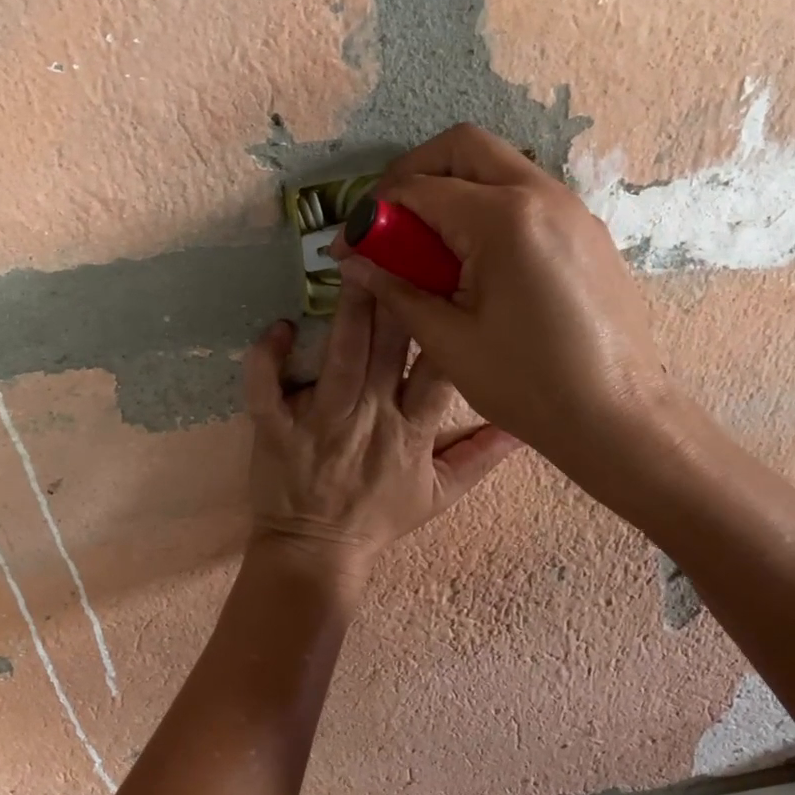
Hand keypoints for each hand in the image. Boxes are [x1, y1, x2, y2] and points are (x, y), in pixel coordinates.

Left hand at [243, 285, 520, 586]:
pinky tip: (279, 326)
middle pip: (389, 349)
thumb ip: (484, 456)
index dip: (448, 323)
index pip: (440, 368)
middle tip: (400, 244)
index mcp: (412, 429)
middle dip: (397, 295)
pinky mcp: (275, 428)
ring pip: (339, 357)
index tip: (453, 279)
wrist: (317, 551)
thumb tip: (527, 423)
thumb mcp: (442, 493)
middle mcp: (371, 417)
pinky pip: (267, 387)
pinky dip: (267, 357)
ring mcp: (320, 421)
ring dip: (347, 310)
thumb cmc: (379, 517)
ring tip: (352, 263)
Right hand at [330, 123, 675, 464]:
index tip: (350, 245)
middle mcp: (543, 195)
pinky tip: (477, 261)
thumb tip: (353, 263)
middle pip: (464, 147)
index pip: (420, 188)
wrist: (619, 417)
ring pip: (499, 166)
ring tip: (431, 245)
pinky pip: (527, 195)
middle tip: (390, 221)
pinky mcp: (587, 231)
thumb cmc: (528, 384)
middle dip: (415, 174)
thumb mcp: (447, 340)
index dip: (374, 213)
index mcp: (504, 219)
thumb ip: (396, 289)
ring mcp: (573, 209)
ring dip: (455, 188)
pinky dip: (490, 207)